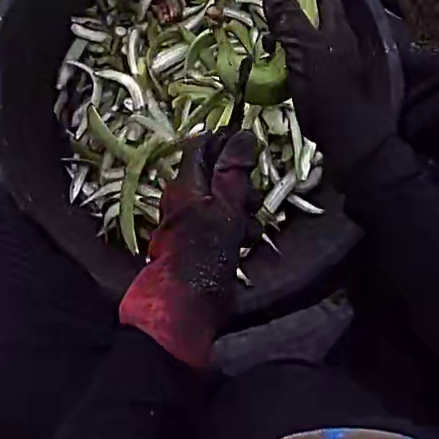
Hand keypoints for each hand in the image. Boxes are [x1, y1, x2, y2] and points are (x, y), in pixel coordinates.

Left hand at [117, 130, 258, 368]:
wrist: (187, 305)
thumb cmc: (205, 250)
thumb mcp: (226, 204)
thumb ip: (235, 169)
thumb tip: (244, 134)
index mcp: (185, 183)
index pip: (204, 147)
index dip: (227, 142)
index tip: (251, 148)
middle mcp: (184, 198)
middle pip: (217, 175)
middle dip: (241, 184)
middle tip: (254, 198)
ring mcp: (191, 221)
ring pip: (223, 201)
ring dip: (243, 210)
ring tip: (250, 227)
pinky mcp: (200, 242)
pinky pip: (222, 224)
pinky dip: (237, 229)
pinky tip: (246, 243)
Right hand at [267, 0, 395, 186]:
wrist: (347, 138)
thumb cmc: (326, 90)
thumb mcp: (303, 51)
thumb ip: (289, 20)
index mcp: (337, 27)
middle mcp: (341, 40)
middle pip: (318, 14)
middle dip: (296, 7)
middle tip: (270, 8)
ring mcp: (338, 61)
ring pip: (313, 37)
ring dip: (293, 32)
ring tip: (270, 35)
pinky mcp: (331, 81)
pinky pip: (310, 58)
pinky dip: (294, 53)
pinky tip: (281, 62)